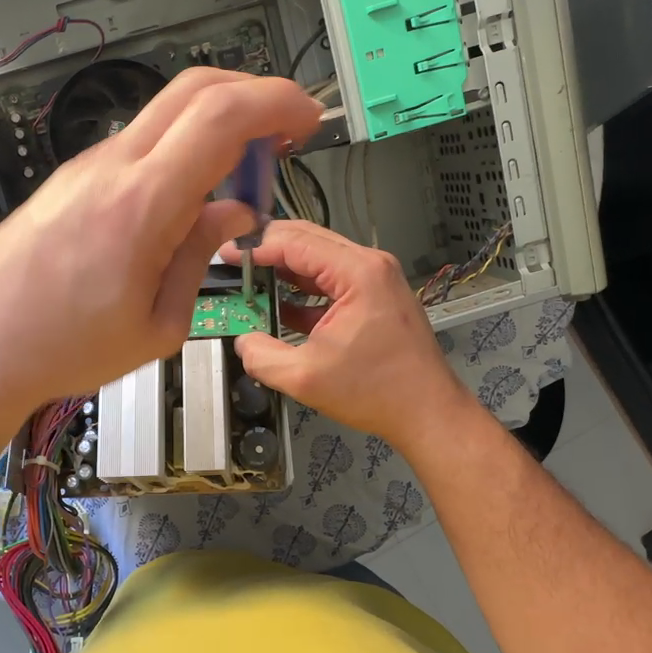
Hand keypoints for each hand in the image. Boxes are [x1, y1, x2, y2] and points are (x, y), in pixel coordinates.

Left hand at [0, 68, 322, 414]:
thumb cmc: (60, 348)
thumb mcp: (157, 324)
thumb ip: (201, 255)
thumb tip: (232, 214)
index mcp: (142, 203)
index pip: (223, 114)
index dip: (278, 102)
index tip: (306, 119)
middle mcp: (110, 168)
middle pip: (194, 88)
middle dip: (253, 96)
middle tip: (281, 137)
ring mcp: (84, 168)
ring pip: (164, 113)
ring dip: (213, 128)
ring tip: (234, 182)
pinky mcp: (69, 181)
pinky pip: (136, 144)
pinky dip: (177, 151)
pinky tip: (185, 198)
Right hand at [220, 220, 472, 453]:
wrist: (427, 412)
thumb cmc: (375, 392)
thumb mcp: (305, 378)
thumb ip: (262, 356)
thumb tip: (241, 341)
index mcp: (358, 273)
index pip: (295, 242)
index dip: (255, 247)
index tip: (224, 256)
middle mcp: (370, 265)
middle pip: (308, 240)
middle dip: (268, 250)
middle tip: (233, 264)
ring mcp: (377, 279)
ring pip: (320, 258)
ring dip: (285, 268)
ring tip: (250, 282)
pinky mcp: (377, 296)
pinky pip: (333, 280)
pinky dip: (305, 288)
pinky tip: (280, 305)